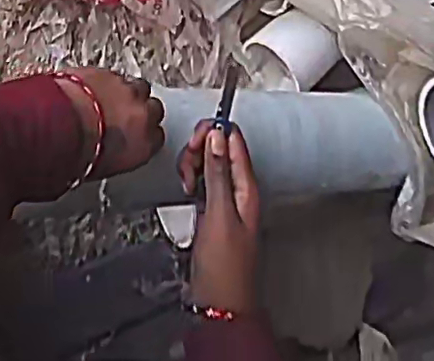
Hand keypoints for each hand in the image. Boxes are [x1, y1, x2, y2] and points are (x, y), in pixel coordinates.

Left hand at [56, 69, 164, 177]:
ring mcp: (126, 89)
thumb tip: (111, 151)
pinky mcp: (108, 72)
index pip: (157, 136)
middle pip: (153, 105)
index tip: (137, 132)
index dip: (146, 132)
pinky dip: (104, 81)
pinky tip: (92, 89)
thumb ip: (121, 152)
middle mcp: (142, 114)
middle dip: (141, 107)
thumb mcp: (108, 166)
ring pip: (135, 85)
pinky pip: (112, 75)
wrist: (64, 126)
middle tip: (124, 113)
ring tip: (107, 99)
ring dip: (125, 91)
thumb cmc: (82, 152)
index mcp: (146, 143)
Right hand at [178, 121, 260, 315]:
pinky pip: (200, 177)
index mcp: (246, 185)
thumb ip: (217, 171)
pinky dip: (190, 177)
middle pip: (218, 146)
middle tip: (189, 166)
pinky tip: (186, 189)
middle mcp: (238, 187)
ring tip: (187, 182)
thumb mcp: (218, 213)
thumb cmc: (225, 265)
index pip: (234, 139)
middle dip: (199, 149)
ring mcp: (224, 195)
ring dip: (192, 164)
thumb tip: (217, 135)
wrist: (218, 302)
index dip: (214, 132)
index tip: (197, 141)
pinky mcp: (211, 204)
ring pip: (206, 160)